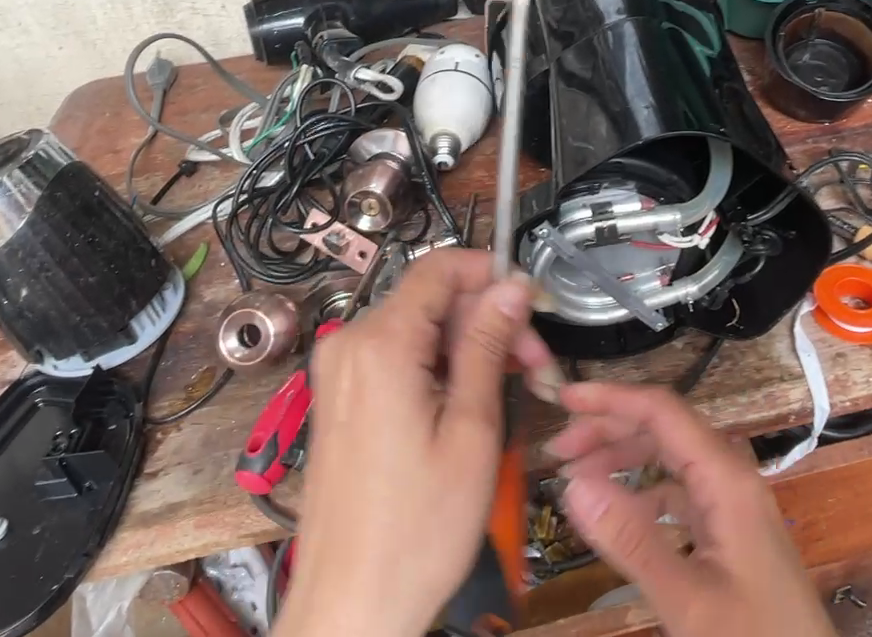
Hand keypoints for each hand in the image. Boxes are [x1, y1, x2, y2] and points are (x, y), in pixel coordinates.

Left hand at [276, 249, 559, 636]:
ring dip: (466, 347)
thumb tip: (511, 286)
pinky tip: (469, 403)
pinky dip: (437, 367)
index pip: (440, 268)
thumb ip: (488, 346)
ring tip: (510, 391)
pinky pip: (395, 358)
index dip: (490, 274)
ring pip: (416, 329)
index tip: (530, 305)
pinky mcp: (339, 399)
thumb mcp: (472, 431)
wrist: (348, 607)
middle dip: (486, 320)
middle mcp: (349, 345)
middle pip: (430, 300)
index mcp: (381, 344)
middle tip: (533, 365)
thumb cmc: (417, 529)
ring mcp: (338, 373)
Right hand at [547, 382, 837, 636]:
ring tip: (577, 477)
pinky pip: (679, 490)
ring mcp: (732, 503)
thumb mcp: (687, 599)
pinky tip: (618, 513)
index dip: (611, 398)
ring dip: (622, 458)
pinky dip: (641, 491)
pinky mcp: (729, 529)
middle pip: (663, 428)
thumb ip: (630, 541)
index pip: (662, 411)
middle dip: (608, 428)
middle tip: (558, 449)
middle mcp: (731, 478)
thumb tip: (572, 484)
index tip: (565, 399)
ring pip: (670, 458)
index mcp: (726, 479)